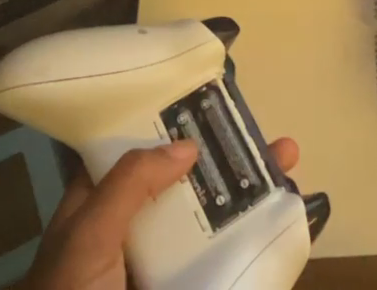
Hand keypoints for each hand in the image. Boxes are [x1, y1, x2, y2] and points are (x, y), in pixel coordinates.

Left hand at [24, 136, 300, 289]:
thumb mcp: (87, 237)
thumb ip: (128, 186)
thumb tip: (186, 144)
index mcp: (100, 205)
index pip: (138, 150)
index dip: (172, 125)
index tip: (213, 104)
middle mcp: (135, 229)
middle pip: (186, 181)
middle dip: (227, 156)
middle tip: (270, 138)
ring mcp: (162, 264)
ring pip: (210, 219)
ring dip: (249, 193)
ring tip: (289, 164)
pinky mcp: (189, 283)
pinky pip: (223, 261)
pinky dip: (253, 241)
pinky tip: (284, 220)